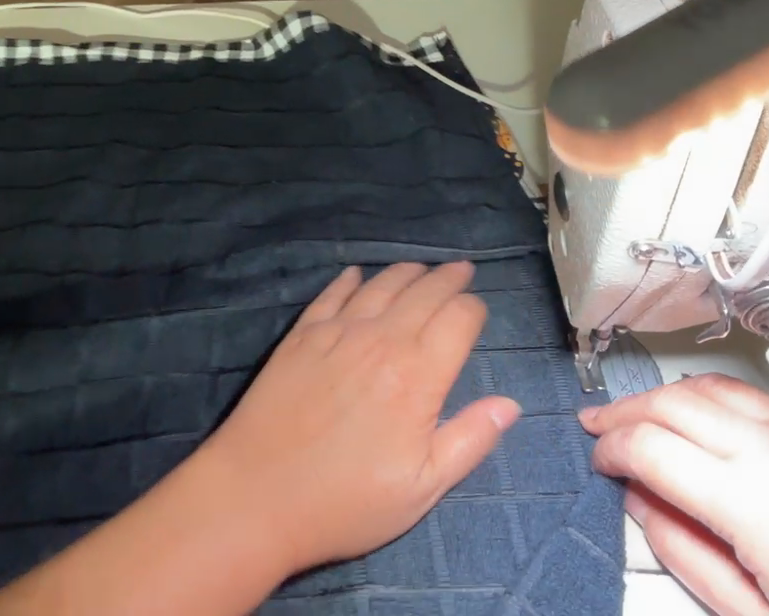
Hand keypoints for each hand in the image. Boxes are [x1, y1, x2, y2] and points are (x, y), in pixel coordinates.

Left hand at [193, 262, 520, 574]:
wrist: (257, 494)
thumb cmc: (346, 501)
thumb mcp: (421, 488)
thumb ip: (469, 440)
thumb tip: (510, 405)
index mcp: (418, 376)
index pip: (458, 320)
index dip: (473, 309)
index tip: (477, 310)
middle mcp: (380, 340)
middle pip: (423, 293)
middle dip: (447, 278)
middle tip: (460, 269)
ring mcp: (336, 332)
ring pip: (380, 286)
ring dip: (405, 273)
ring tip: (420, 268)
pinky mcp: (301, 335)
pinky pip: (331, 294)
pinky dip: (349, 280)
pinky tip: (355, 275)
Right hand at [582, 373, 768, 615]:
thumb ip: (688, 553)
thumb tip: (644, 504)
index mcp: (762, 507)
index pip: (651, 447)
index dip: (612, 448)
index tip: (600, 458)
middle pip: (676, 401)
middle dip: (627, 410)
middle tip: (601, 426)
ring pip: (717, 387)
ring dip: (669, 397)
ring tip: (643, 416)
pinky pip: (764, 401)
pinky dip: (719, 401)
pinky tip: (708, 422)